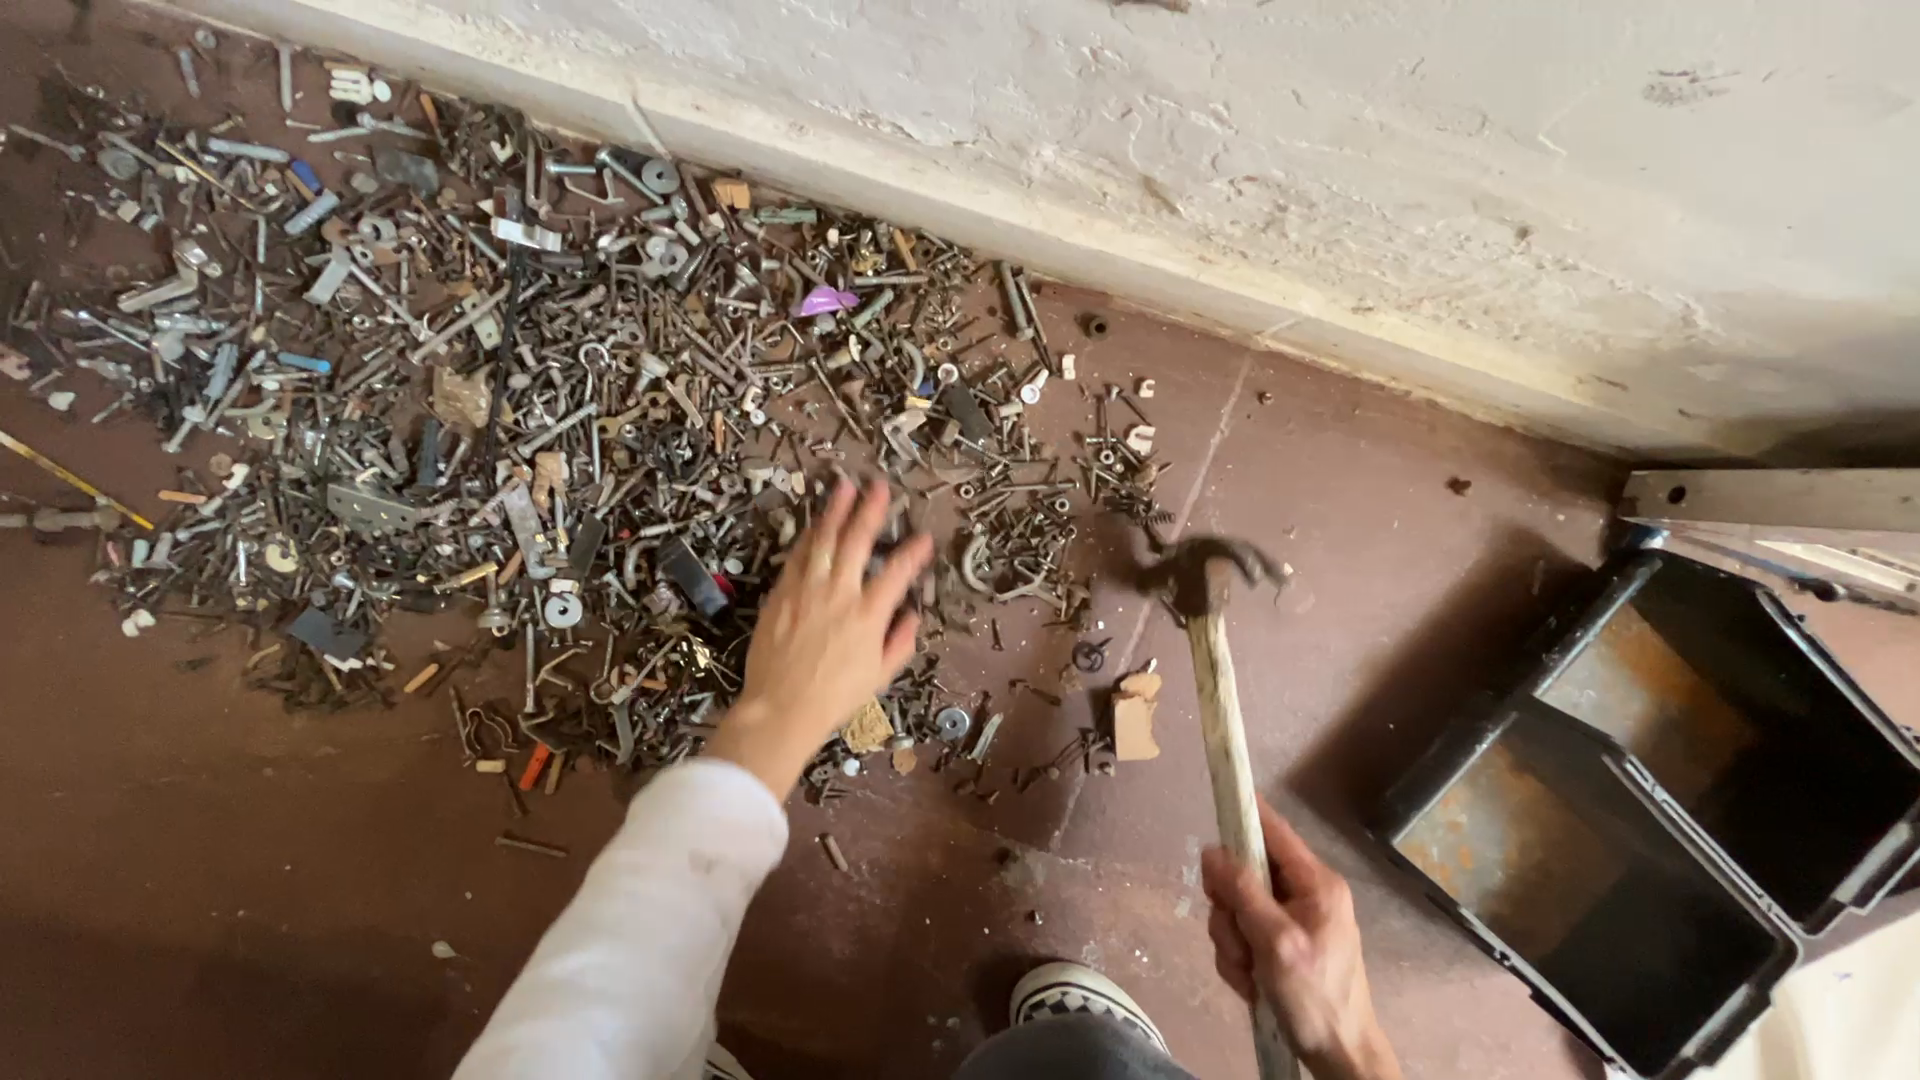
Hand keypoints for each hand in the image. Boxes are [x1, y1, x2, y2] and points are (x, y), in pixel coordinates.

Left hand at [706, 478, 933, 798]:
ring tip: (844, 486)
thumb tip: (912, 617)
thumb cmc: (834, 697)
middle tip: (879, 486)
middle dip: (870, 511)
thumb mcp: (879, 677)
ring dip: (835, 511)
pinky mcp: (782, 595)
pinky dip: (808, 537)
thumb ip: (899, 643)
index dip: (913, 553)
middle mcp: (839, 595)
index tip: (924, 537)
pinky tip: (814, 523)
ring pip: (823, 541)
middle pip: (857, 542)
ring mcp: (807, 591)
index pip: (897, 574)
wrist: (781, 708)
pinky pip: (796, 557)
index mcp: (868, 616)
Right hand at [1201, 797, 1401, 1079]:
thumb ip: (1243, 892)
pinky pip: (1238, 931)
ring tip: (1249, 971)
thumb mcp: (1277, 943)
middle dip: (1229, 907)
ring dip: (1231, 939)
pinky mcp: (1277, 942)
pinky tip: (1252, 982)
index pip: (1272, 828)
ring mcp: (1288, 918)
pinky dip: (1237, 957)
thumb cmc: (1317, 998)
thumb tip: (1211, 851)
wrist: (1340, 1058)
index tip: (1216, 794)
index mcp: (1315, 883)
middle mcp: (1302, 892)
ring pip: (1233, 904)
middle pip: (1242, 870)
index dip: (1243, 810)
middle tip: (1235, 935)